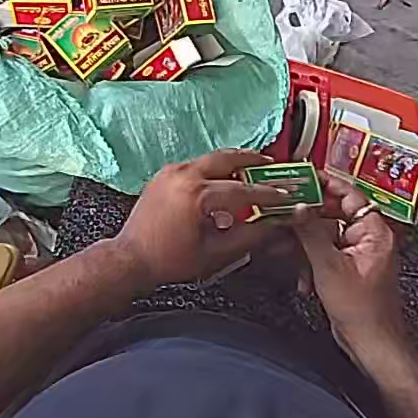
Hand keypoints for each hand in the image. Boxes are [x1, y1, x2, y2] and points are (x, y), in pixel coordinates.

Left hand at [111, 150, 292, 289]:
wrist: (131, 258)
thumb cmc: (169, 259)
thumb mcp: (216, 252)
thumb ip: (250, 235)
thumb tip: (274, 224)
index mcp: (196, 194)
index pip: (243, 189)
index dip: (269, 193)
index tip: (286, 195)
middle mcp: (183, 175)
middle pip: (226, 159)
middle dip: (252, 160)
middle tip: (272, 165)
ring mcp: (170, 173)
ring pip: (209, 158)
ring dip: (232, 162)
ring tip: (253, 167)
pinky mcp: (163, 176)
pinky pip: (195, 165)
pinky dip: (213, 168)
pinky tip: (224, 178)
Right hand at [292, 176, 408, 354]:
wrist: (371, 344)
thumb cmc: (362, 310)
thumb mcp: (328, 265)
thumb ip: (311, 232)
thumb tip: (298, 207)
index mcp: (373, 233)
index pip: (350, 195)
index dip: (326, 183)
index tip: (304, 176)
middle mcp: (368, 240)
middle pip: (333, 214)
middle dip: (307, 218)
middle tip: (283, 210)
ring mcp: (358, 254)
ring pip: (325, 235)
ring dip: (305, 244)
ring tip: (285, 248)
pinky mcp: (347, 268)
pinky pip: (324, 253)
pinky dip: (310, 261)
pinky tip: (303, 278)